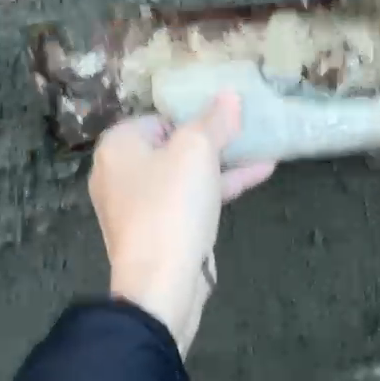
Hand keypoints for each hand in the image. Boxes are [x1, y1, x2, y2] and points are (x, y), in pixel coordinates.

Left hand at [89, 92, 274, 355]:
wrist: (161, 286)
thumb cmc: (171, 204)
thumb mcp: (198, 150)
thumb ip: (215, 120)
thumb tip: (229, 95)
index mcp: (118, 146)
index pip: (160, 117)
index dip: (194, 115)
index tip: (226, 116)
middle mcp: (120, 173)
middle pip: (173, 144)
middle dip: (212, 138)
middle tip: (245, 128)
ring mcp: (139, 206)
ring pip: (186, 173)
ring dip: (223, 161)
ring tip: (261, 146)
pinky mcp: (160, 231)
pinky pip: (191, 198)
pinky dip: (220, 186)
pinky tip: (261, 172)